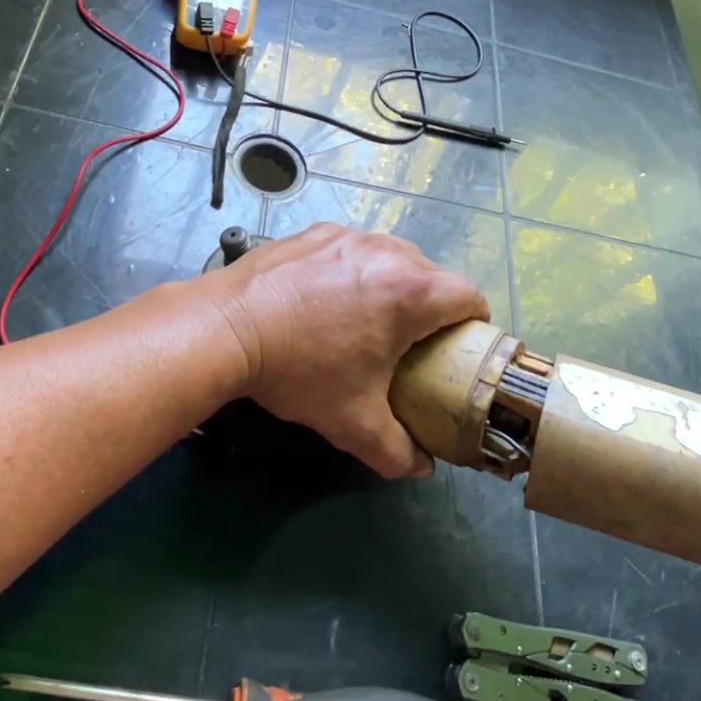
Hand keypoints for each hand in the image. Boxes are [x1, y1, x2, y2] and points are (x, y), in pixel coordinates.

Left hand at [207, 223, 489, 479]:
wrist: (226, 328)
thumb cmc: (300, 372)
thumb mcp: (353, 422)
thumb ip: (396, 451)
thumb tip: (419, 468)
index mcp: (409, 292)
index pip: (470, 296)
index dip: (474, 323)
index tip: (458, 347)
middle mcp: (385, 252)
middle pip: (432, 274)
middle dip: (432, 306)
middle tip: (413, 342)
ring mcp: (346, 235)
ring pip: (391, 255)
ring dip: (392, 283)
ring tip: (369, 317)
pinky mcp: (312, 232)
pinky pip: (351, 247)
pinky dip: (352, 268)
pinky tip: (326, 297)